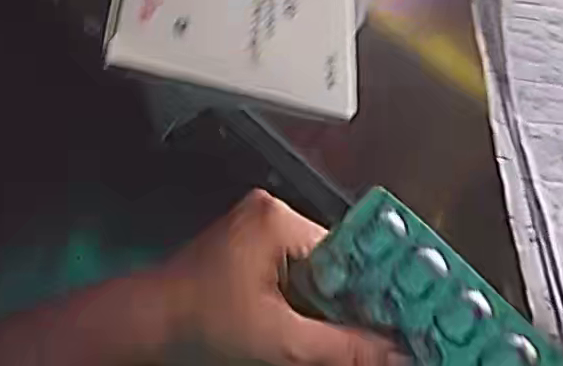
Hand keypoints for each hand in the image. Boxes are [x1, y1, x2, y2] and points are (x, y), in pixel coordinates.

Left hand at [155, 189, 409, 365]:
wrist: (156, 317)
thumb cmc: (203, 317)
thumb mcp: (282, 341)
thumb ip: (343, 347)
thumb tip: (393, 352)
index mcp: (276, 218)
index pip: (345, 252)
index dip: (375, 291)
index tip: (406, 317)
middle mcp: (269, 211)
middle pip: (333, 260)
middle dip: (354, 302)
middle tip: (387, 338)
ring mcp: (259, 224)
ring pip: (316, 267)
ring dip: (332, 304)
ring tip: (357, 339)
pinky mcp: (251, 242)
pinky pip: (295, 267)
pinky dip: (309, 298)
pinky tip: (320, 329)